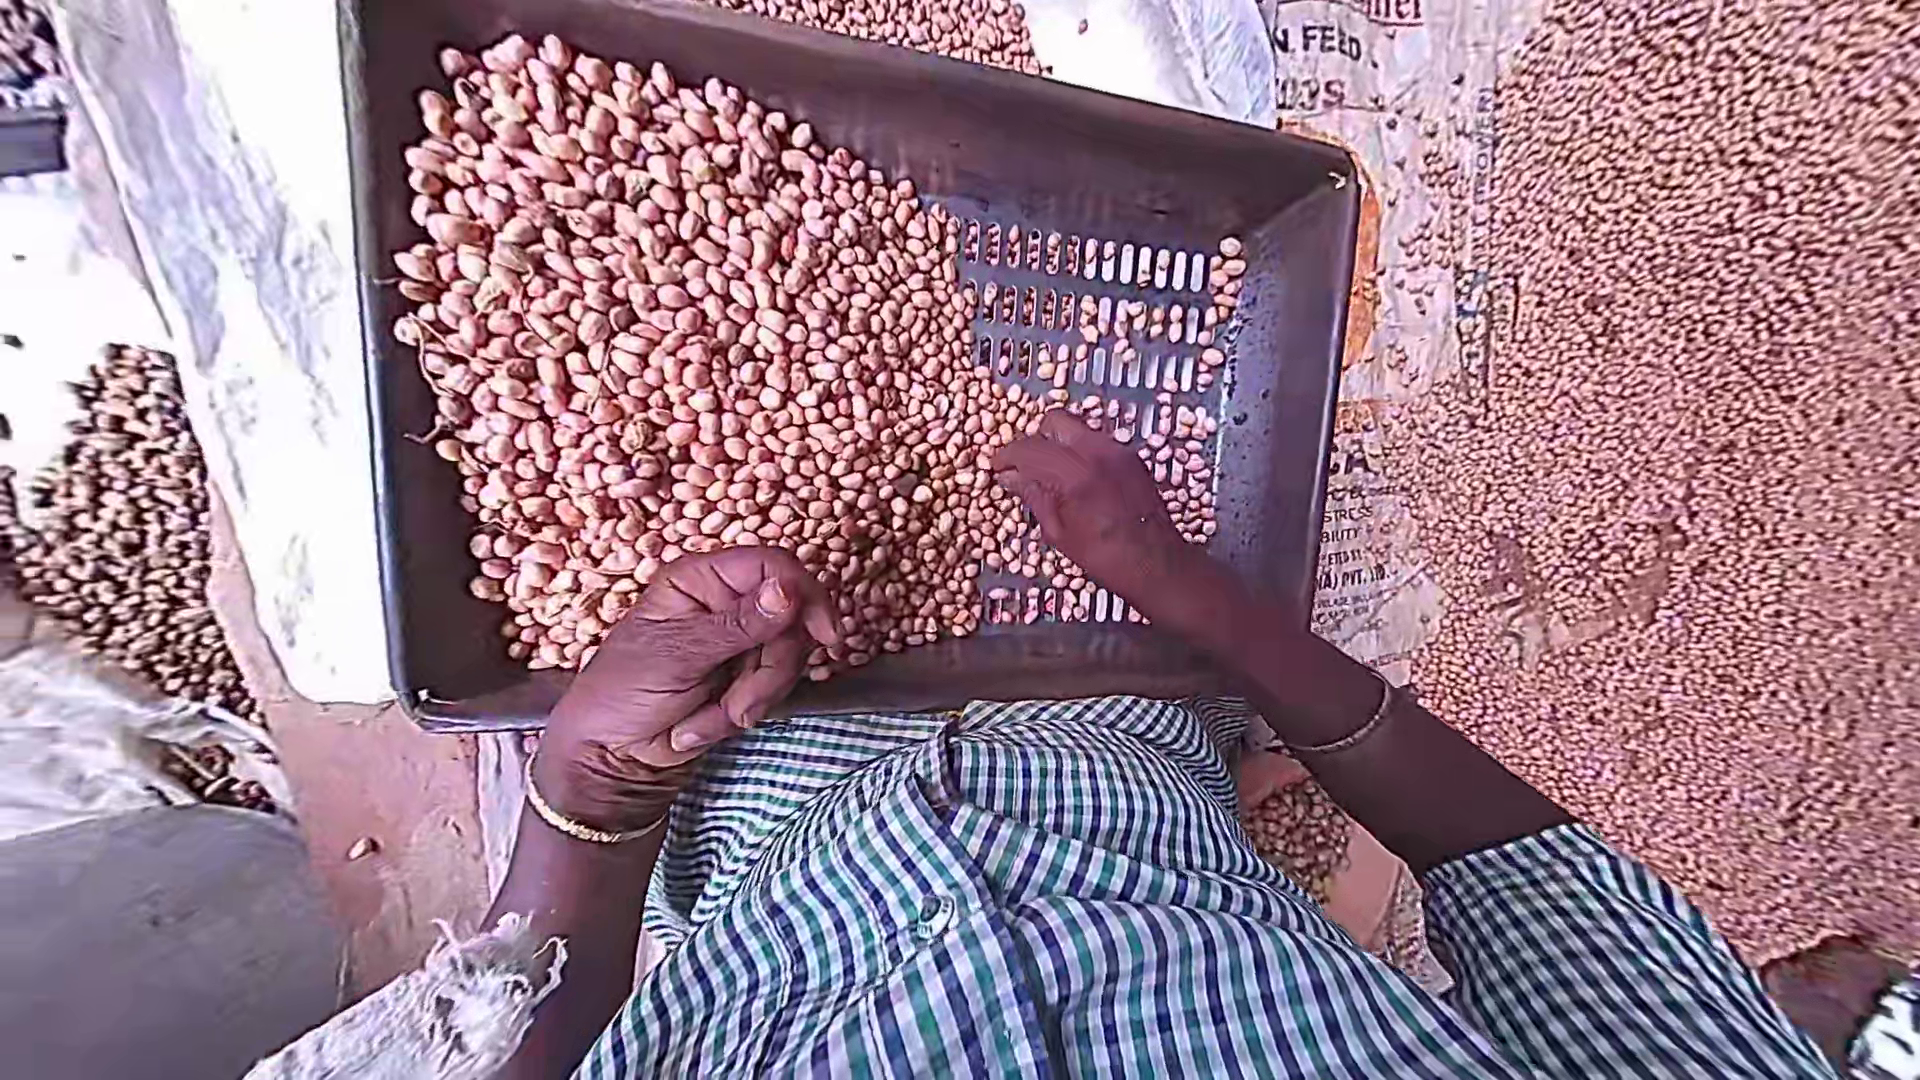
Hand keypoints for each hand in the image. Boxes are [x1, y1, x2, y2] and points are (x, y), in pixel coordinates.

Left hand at [533, 547, 841, 832]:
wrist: (610, 757)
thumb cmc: (622, 692)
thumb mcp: (677, 655)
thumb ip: (738, 625)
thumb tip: (789, 592)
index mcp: (703, 579)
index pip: (772, 566)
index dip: (803, 594)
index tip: (824, 633)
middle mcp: (730, 601)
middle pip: (792, 617)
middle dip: (772, 668)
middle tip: (742, 704)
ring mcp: (744, 637)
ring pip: (792, 654)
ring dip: (758, 694)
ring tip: (719, 716)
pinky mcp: (752, 671)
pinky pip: (780, 683)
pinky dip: (751, 708)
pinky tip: (712, 722)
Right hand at [993, 409, 1194, 606]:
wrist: (1159, 565)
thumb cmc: (1105, 558)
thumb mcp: (1059, 532)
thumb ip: (1034, 497)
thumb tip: (1011, 478)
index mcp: (1076, 474)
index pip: (1030, 448)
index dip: (1008, 456)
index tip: (998, 466)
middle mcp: (1099, 452)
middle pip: (1055, 422)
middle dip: (1035, 440)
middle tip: (1025, 466)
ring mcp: (1120, 451)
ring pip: (1078, 430)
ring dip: (1058, 445)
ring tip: (1050, 475)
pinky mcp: (1132, 458)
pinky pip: (1097, 442)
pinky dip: (1079, 453)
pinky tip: (1076, 480)